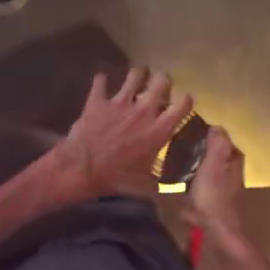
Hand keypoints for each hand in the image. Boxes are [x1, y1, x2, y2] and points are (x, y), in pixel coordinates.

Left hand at [44, 68, 192, 202]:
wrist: (82, 169)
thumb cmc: (116, 178)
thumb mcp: (144, 185)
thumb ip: (161, 185)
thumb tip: (175, 195)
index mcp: (158, 130)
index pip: (183, 106)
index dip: (187, 100)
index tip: (185, 100)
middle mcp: (143, 111)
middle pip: (162, 81)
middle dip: (163, 80)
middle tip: (160, 86)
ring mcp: (120, 102)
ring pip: (135, 74)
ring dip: (138, 74)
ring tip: (137, 77)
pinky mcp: (98, 100)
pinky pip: (101, 81)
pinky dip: (101, 81)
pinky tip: (102, 83)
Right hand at [183, 126, 246, 243]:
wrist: (212, 232)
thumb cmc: (213, 196)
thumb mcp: (214, 163)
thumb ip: (217, 143)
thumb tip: (215, 126)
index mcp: (234, 160)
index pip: (220, 138)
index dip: (204, 134)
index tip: (184, 132)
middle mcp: (229, 172)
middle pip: (210, 153)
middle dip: (194, 150)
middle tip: (173, 146)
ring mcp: (217, 187)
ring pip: (201, 168)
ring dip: (188, 165)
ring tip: (169, 160)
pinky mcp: (206, 201)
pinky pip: (193, 183)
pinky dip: (185, 180)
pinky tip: (172, 179)